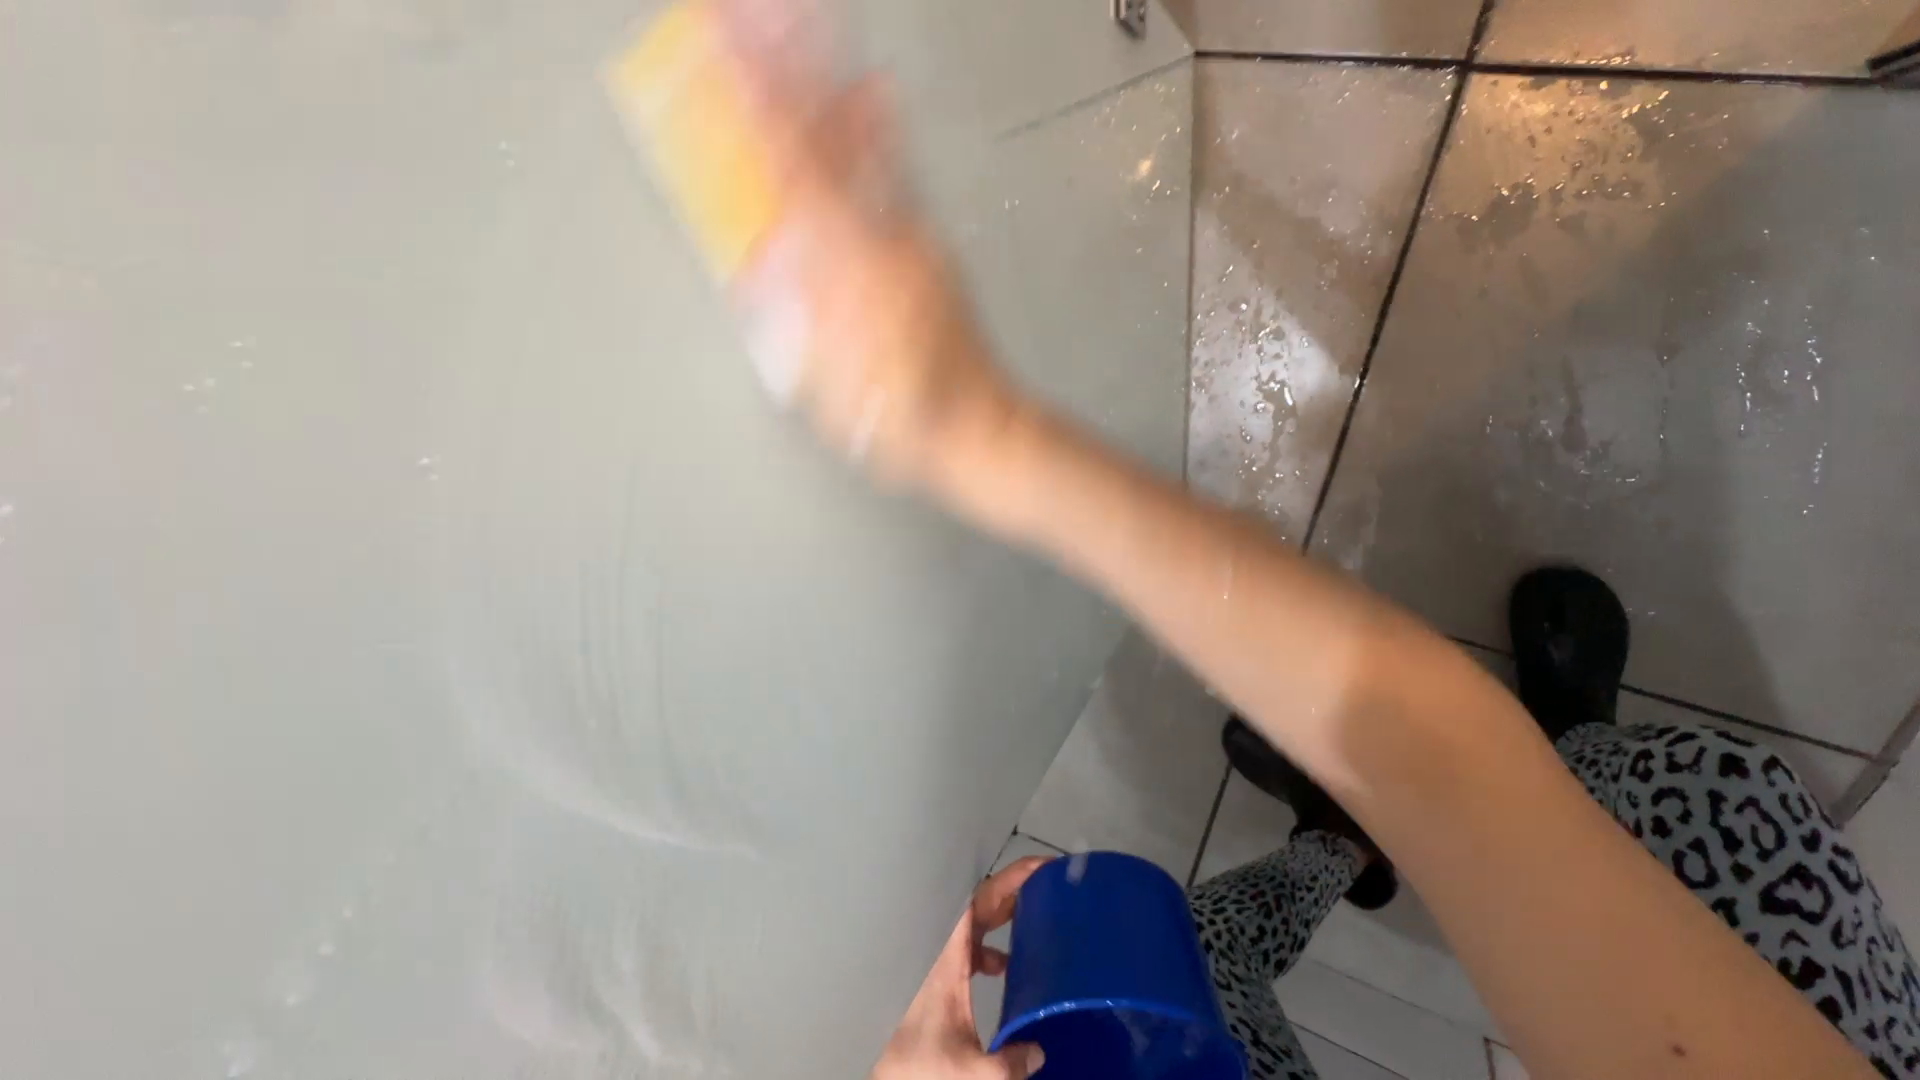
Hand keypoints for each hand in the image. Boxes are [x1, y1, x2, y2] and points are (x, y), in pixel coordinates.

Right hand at [711, 0, 1026, 491]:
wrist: (976, 426)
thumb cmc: (903, 417)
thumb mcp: (825, 382)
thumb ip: (790, 313)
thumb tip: (756, 267)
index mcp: (846, 272)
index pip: (789, 172)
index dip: (758, 108)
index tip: (731, 53)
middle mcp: (881, 241)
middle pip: (823, 142)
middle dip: (787, 69)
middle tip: (758, 13)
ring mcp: (910, 238)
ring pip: (864, 146)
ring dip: (829, 79)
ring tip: (809, 23)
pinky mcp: (929, 247)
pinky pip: (900, 172)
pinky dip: (881, 127)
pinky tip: (876, 93)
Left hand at [872, 857, 1052, 1079]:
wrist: (877, 1073)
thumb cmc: (918, 1062)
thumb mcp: (973, 1070)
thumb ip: (1011, 1063)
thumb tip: (1039, 1052)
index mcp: (948, 954)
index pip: (982, 899)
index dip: (1011, 877)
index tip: (1040, 867)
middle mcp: (939, 947)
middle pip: (978, 904)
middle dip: (1013, 892)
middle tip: (1048, 887)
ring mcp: (933, 958)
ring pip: (970, 924)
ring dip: (1000, 918)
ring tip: (1034, 922)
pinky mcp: (930, 974)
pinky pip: (964, 945)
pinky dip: (985, 947)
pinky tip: (1002, 967)